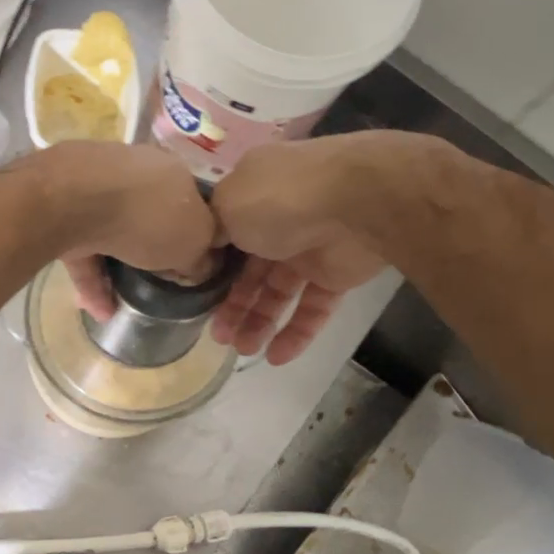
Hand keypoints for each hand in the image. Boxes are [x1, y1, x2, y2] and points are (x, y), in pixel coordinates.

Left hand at [17, 142, 217, 321]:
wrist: (74, 200)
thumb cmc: (148, 215)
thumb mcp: (194, 240)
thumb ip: (202, 255)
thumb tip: (202, 266)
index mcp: (173, 171)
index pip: (191, 202)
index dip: (195, 234)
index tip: (192, 265)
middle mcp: (136, 173)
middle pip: (150, 217)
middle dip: (152, 251)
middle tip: (157, 283)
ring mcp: (96, 190)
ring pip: (113, 236)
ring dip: (117, 273)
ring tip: (122, 308)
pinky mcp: (64, 212)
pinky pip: (84, 252)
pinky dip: (91, 281)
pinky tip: (98, 311)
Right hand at [209, 135, 407, 364]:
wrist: (357, 203)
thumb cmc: (280, 200)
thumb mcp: (226, 205)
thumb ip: (210, 230)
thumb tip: (206, 247)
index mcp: (253, 196)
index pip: (225, 235)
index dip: (210, 268)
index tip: (197, 296)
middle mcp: (280, 220)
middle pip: (249, 272)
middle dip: (232, 306)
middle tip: (219, 337)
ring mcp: (310, 247)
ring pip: (278, 293)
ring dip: (258, 323)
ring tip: (244, 350)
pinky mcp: (336, 274)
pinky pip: (311, 308)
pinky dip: (296, 333)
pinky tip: (277, 357)